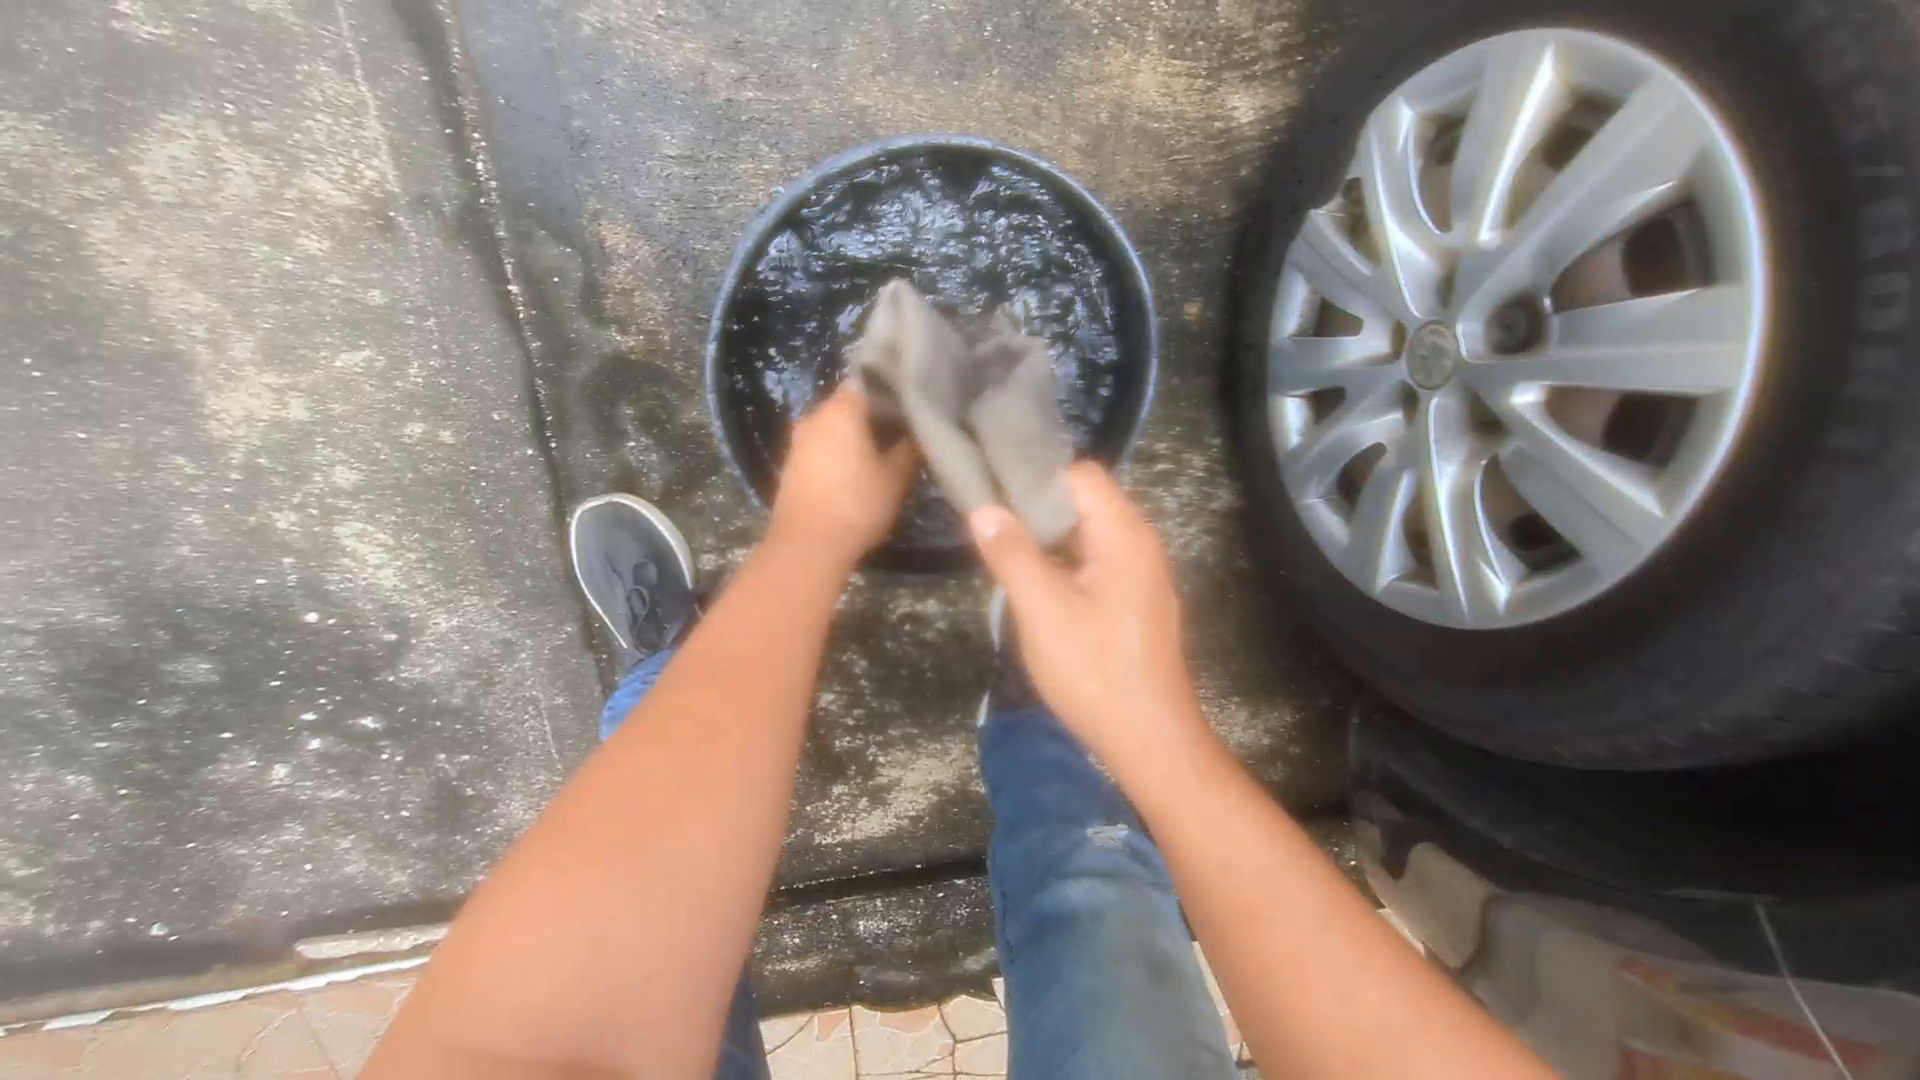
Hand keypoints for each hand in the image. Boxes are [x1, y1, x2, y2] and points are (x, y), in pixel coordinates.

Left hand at [769, 381, 917, 570]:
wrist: (806, 546)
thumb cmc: (857, 505)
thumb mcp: (895, 478)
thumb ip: (908, 448)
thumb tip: (917, 432)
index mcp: (841, 410)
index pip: (867, 380)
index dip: (891, 388)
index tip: (912, 401)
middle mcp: (815, 416)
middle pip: (849, 402)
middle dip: (875, 412)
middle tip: (903, 427)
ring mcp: (799, 441)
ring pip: (834, 425)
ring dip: (856, 433)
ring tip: (884, 449)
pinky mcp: (792, 464)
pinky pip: (821, 445)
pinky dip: (840, 449)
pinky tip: (858, 467)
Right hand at [968, 463, 1206, 764]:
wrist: (1150, 739)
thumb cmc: (1095, 672)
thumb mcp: (1043, 611)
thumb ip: (1012, 555)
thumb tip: (983, 509)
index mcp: (1124, 535)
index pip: (1081, 475)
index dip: (1036, 478)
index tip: (993, 494)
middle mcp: (1141, 545)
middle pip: (1086, 503)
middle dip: (1037, 509)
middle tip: (991, 527)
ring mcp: (1142, 576)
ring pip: (1088, 537)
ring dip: (1049, 540)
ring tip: (1004, 555)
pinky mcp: (1136, 603)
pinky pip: (1096, 565)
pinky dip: (1065, 566)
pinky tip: (1036, 589)